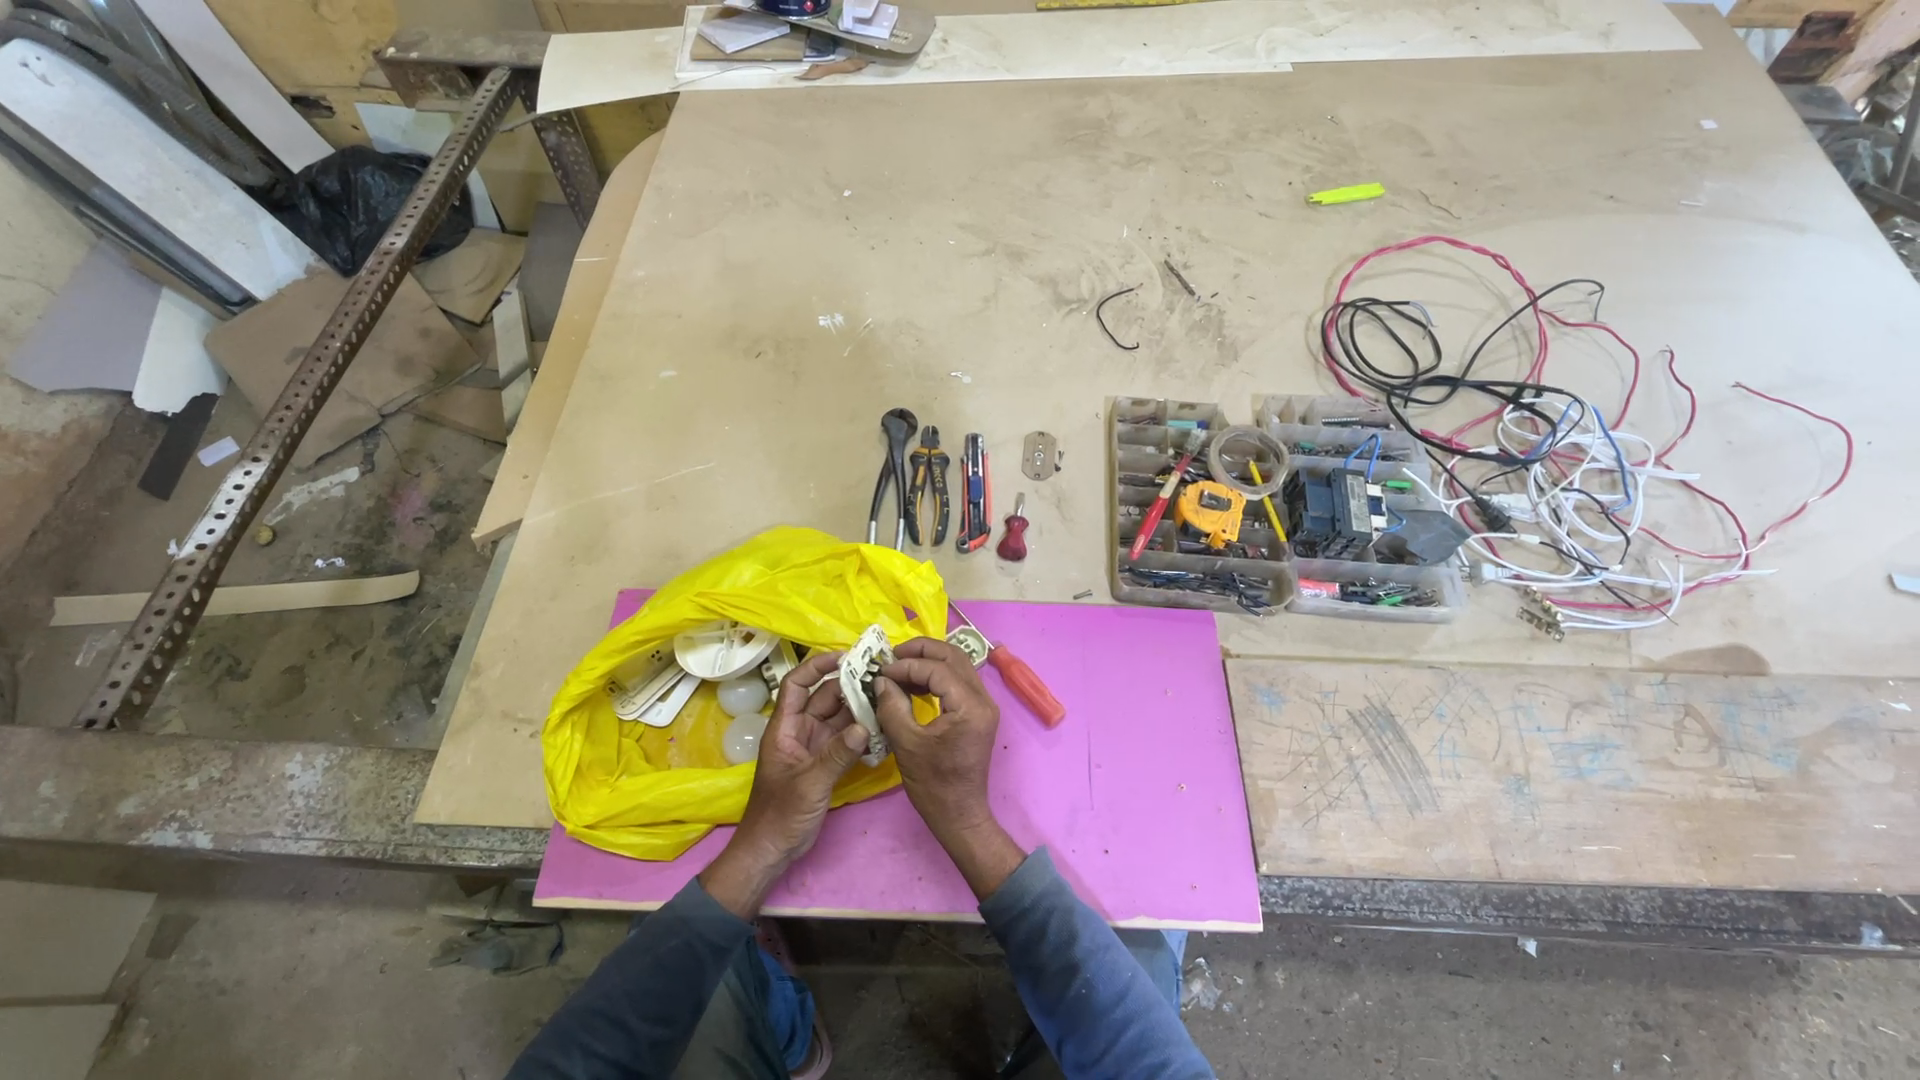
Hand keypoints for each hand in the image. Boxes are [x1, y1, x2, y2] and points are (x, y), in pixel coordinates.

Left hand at [700, 651, 867, 917]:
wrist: (772, 850)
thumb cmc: (780, 815)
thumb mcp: (810, 783)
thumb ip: (837, 755)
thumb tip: (864, 726)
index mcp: (784, 728)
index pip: (797, 684)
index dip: (817, 667)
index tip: (846, 657)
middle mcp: (799, 731)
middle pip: (825, 698)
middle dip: (849, 686)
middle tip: (880, 677)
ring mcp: (814, 747)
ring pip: (839, 718)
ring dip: (859, 709)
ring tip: (887, 697)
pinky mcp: (826, 764)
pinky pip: (846, 740)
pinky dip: (862, 734)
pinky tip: (883, 730)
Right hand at [873, 637, 1025, 897]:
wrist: (959, 815)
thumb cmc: (933, 785)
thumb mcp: (906, 744)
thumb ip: (892, 706)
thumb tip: (881, 680)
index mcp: (969, 707)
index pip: (938, 669)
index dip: (907, 665)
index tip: (881, 671)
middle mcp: (983, 700)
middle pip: (954, 656)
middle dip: (921, 651)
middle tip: (891, 656)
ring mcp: (984, 706)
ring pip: (958, 665)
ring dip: (929, 661)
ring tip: (899, 667)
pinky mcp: (978, 713)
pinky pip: (958, 681)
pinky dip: (936, 675)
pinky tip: (913, 683)